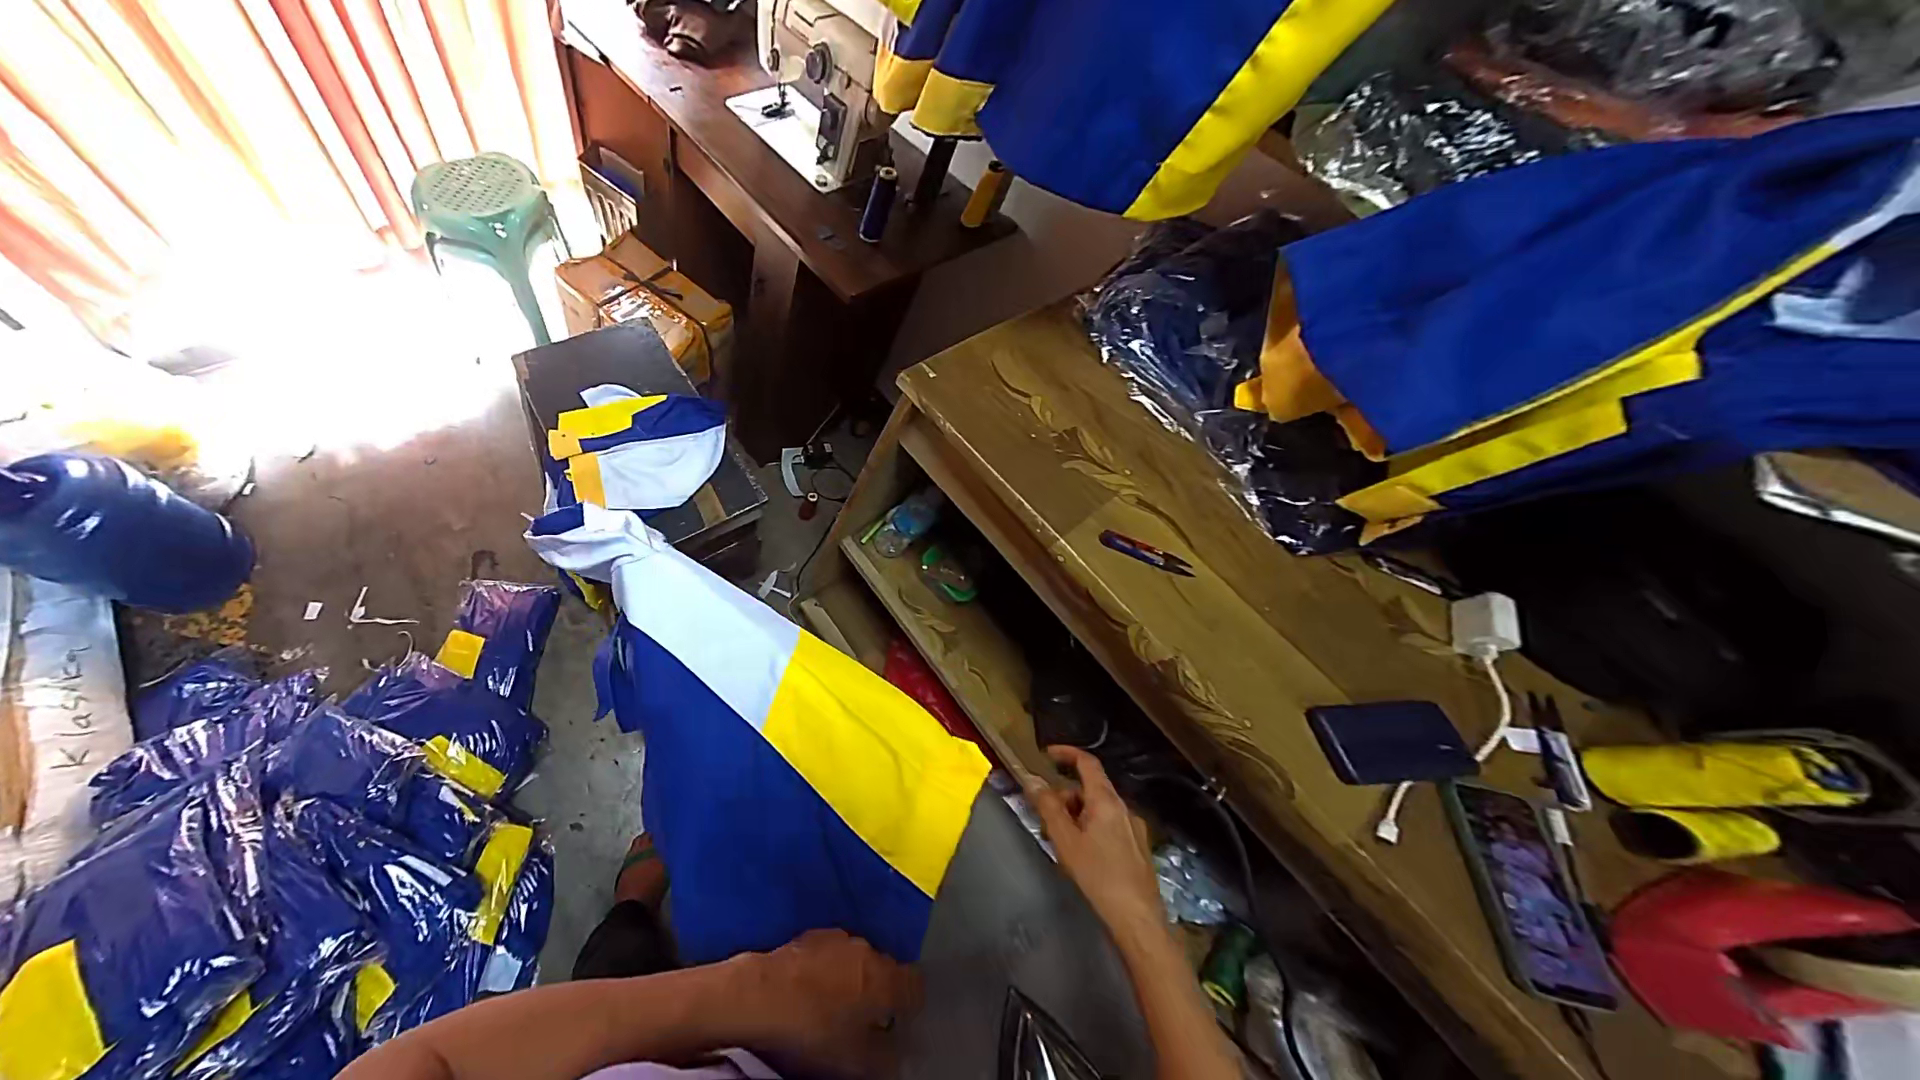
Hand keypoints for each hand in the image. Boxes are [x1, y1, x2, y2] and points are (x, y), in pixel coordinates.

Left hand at [729, 929, 919, 1077]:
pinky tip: (816, 988)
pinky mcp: (814, 935)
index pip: (917, 985)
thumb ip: (887, 1056)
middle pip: (888, 969)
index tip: (905, 1020)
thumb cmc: (813, 1031)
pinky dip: (832, 968)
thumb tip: (901, 1055)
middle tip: (869, 1018)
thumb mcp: (856, 1061)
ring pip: (860, 959)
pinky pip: (835, 952)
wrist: (762, 996)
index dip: (914, 1004)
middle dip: (882, 991)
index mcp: (887, 979)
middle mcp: (870, 951)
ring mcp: (841, 939)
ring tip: (839, 1003)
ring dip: (857, 977)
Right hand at [1028, 745, 1164, 944]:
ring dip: (1078, 815)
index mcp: (1106, 801)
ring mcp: (1134, 828)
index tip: (1047, 754)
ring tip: (1063, 842)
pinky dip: (1092, 829)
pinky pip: (1110, 826)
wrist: (1138, 920)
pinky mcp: (1138, 848)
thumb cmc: (1098, 878)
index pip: (1087, 763)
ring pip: (1100, 809)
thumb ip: (1048, 808)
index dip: (1067, 753)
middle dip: (1066, 796)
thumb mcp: (1065, 842)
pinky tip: (1084, 856)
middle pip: (1092, 788)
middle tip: (1046, 818)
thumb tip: (1032, 780)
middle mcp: (1124, 808)